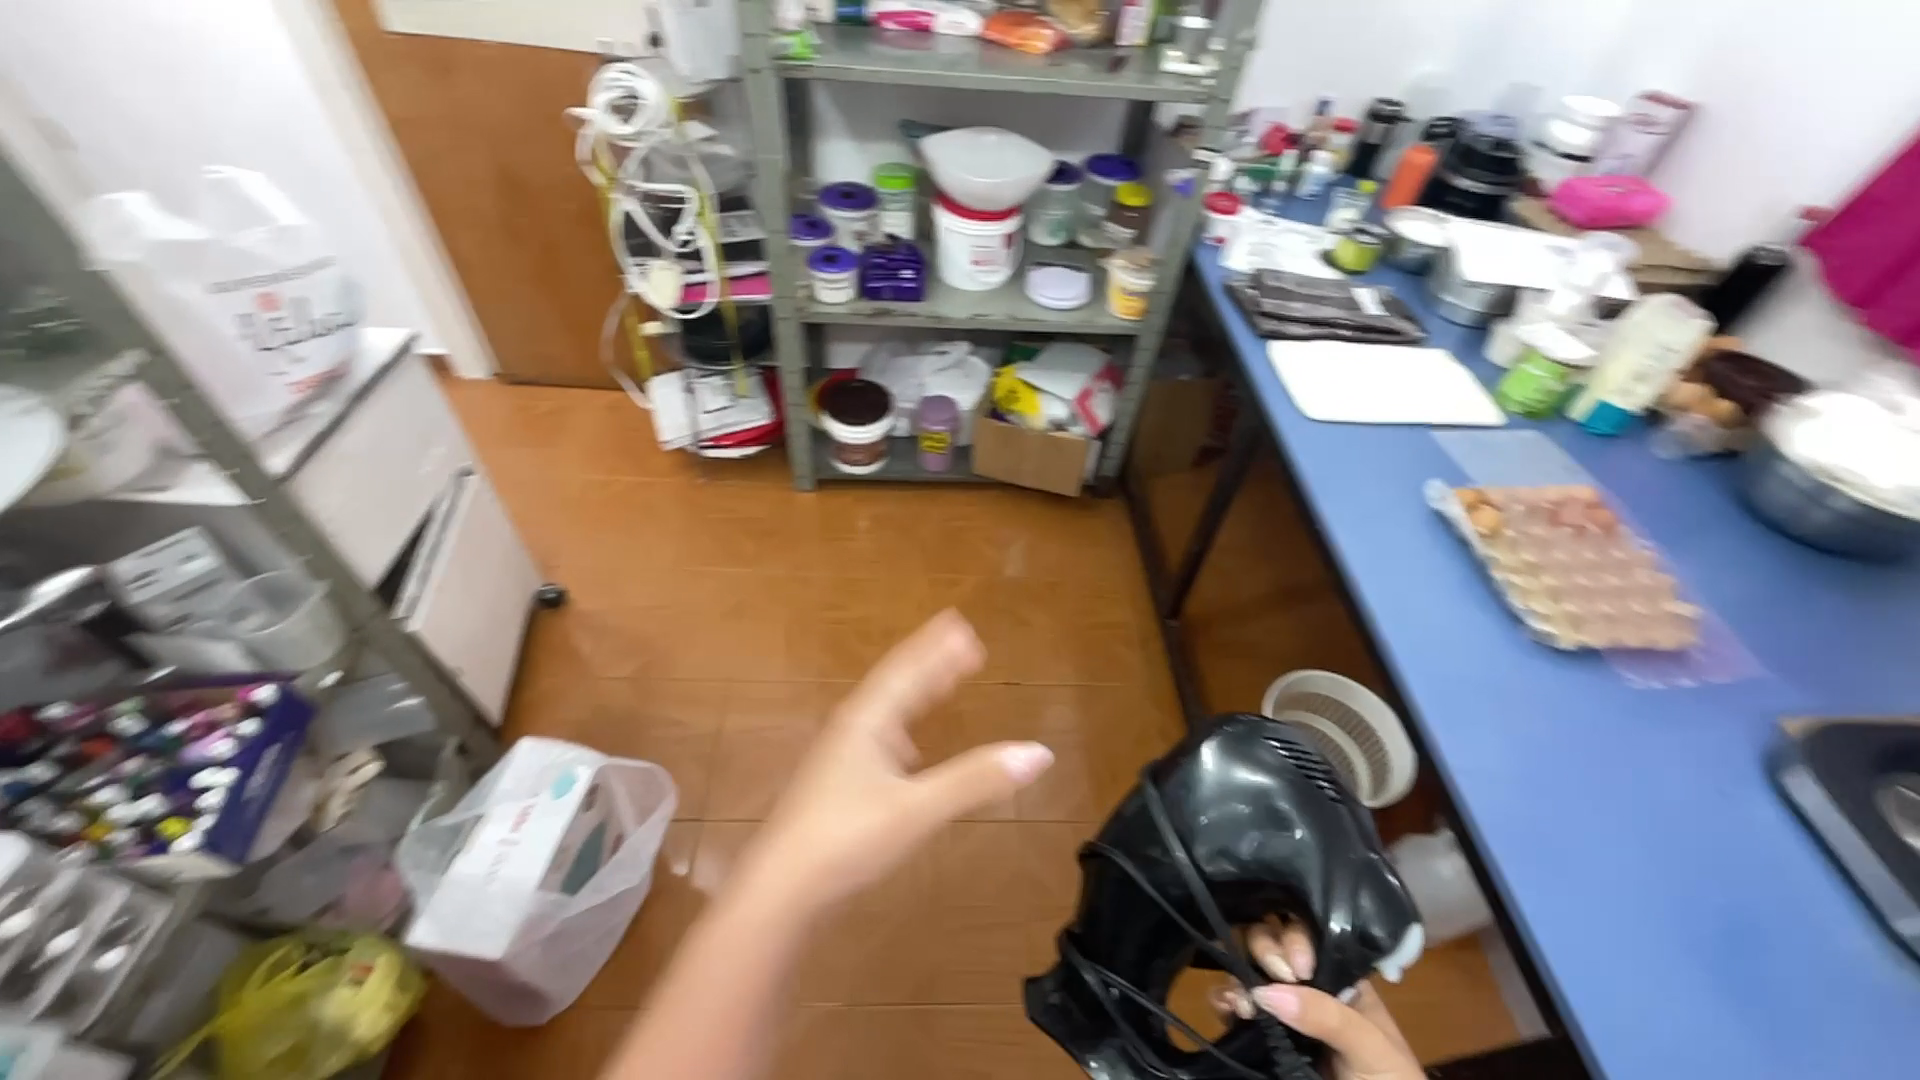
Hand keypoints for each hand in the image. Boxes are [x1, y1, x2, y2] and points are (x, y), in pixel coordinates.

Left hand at [734, 610, 1054, 914]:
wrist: (781, 889)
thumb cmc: (847, 838)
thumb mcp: (918, 809)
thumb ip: (976, 780)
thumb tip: (1039, 752)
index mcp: (867, 721)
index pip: (907, 670)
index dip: (936, 647)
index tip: (962, 625)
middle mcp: (852, 729)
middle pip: (895, 685)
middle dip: (930, 664)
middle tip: (962, 643)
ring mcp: (840, 757)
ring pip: (886, 713)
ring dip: (917, 694)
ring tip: (942, 683)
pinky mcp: (837, 786)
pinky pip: (878, 741)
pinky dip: (903, 732)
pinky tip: (908, 750)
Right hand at [1209, 917, 1422, 1079]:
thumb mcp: (1371, 1047)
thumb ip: (1326, 1015)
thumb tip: (1267, 989)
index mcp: (1339, 980)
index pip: (1308, 938)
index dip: (1295, 941)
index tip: (1299, 966)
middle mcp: (1305, 987)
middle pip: (1270, 943)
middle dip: (1264, 951)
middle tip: (1276, 977)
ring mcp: (1279, 1012)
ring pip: (1247, 971)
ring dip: (1240, 976)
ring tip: (1244, 1002)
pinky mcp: (1258, 1038)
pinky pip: (1231, 1006)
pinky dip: (1222, 1000)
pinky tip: (1227, 1008)